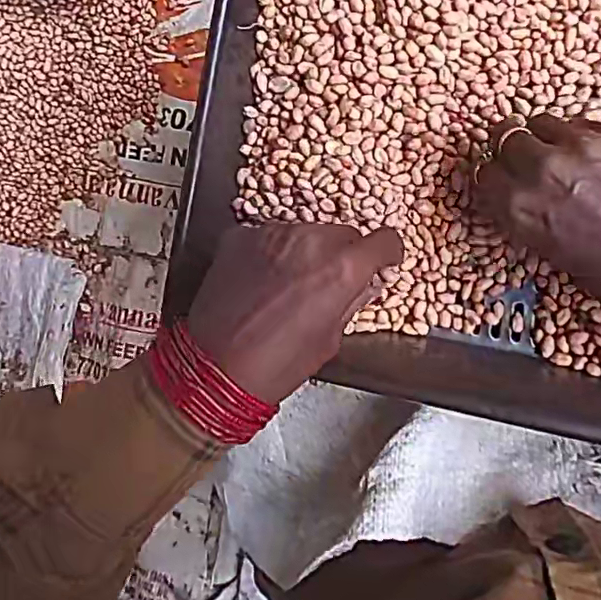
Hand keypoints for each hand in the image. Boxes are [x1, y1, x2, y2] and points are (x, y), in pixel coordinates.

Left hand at [187, 222, 403, 402]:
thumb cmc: (274, 364)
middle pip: (343, 233)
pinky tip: (264, 280)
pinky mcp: (241, 236)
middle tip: (329, 282)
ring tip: (291, 285)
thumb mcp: (329, 339)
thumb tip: (363, 285)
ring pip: (306, 231)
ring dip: (307, 251)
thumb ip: (350, 301)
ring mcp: (272, 234)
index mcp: (340, 269)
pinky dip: (274, 251)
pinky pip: (271, 235)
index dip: (386, 253)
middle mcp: (309, 241)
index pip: (383, 240)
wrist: (214, 368)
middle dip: (344, 254)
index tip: (382, 260)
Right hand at [472, 115, 600, 309]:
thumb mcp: (544, 246)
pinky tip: (592, 157)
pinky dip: (580, 137)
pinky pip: (581, 124)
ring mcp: (581, 148)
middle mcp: (542, 171)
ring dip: (543, 137)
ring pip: (541, 122)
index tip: (500, 174)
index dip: (493, 173)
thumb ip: (520, 211)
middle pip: (506, 137)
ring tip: (557, 152)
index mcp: (519, 206)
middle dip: (512, 148)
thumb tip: (509, 187)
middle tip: (523, 156)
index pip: (485, 172)